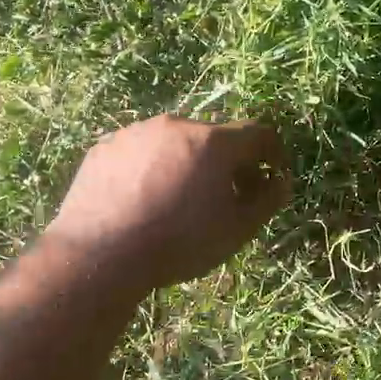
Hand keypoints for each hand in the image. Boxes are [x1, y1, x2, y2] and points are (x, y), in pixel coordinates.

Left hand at [44, 115, 291, 291]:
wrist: (101, 254)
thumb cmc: (181, 242)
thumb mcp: (238, 229)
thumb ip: (267, 200)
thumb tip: (280, 182)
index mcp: (213, 142)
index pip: (258, 134)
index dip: (272, 154)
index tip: (272, 177)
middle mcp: (175, 125)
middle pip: (215, 138)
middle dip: (229, 163)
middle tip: (229, 198)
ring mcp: (135, 133)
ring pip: (176, 143)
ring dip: (190, 165)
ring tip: (183, 202)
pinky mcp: (105, 147)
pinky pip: (143, 153)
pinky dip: (154, 169)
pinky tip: (147, 202)